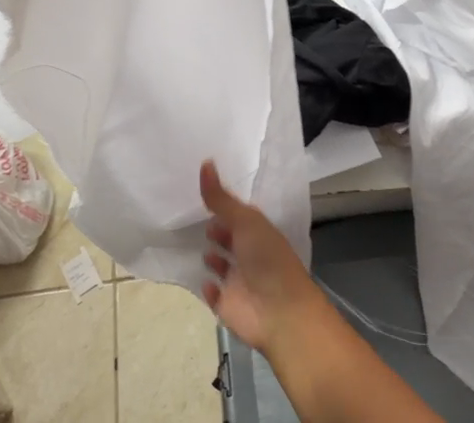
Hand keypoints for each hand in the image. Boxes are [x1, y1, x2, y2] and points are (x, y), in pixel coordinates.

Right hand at [199, 159, 326, 351]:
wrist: (279, 312)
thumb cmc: (267, 260)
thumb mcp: (245, 221)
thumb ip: (221, 198)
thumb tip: (205, 162)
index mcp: (257, 232)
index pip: (238, 216)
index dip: (224, 207)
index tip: (202, 195)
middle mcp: (248, 254)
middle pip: (229, 239)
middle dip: (216, 231)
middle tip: (194, 220)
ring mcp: (238, 281)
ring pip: (221, 266)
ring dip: (211, 258)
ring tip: (201, 248)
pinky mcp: (228, 305)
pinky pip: (214, 294)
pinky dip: (209, 288)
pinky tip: (204, 281)